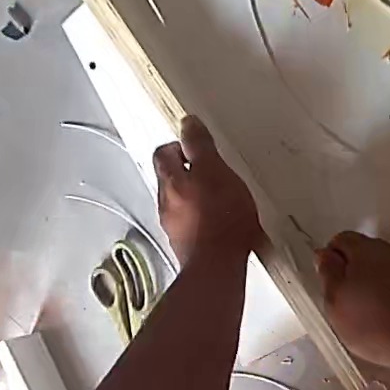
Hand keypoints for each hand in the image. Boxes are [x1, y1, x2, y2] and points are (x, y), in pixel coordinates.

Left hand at [154, 116, 262, 266]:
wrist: (218, 266)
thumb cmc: (219, 219)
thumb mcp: (215, 172)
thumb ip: (201, 146)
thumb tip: (189, 123)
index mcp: (171, 181)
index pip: (165, 153)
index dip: (180, 147)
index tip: (198, 146)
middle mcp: (167, 203)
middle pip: (171, 180)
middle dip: (189, 174)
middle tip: (211, 172)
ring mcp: (176, 227)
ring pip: (181, 204)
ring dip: (197, 199)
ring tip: (221, 200)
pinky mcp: (189, 247)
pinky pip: (193, 227)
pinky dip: (204, 222)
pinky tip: (224, 225)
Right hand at [316, 232, 389, 373]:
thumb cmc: (373, 324)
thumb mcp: (336, 302)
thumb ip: (328, 274)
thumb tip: (325, 253)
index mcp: (367, 249)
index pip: (342, 239)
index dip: (332, 258)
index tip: (331, 283)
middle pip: (369, 252)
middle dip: (357, 270)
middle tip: (350, 301)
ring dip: (380, 283)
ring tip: (374, 312)